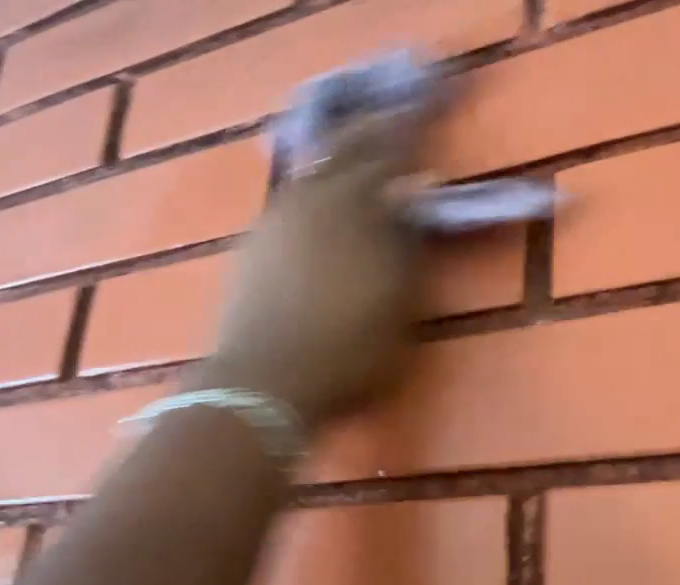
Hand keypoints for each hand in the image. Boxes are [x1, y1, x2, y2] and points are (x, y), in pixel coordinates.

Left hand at [185, 115, 423, 432]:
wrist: (264, 383)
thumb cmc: (348, 350)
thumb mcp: (400, 305)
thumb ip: (407, 245)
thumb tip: (412, 197)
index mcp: (355, 204)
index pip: (391, 150)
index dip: (413, 127)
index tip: (429, 105)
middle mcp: (311, 197)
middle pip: (345, 149)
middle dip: (373, 131)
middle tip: (392, 115)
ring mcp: (274, 220)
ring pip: (312, 174)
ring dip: (337, 160)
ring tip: (354, 155)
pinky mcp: (250, 247)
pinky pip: (288, 203)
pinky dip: (310, 195)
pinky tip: (315, 206)